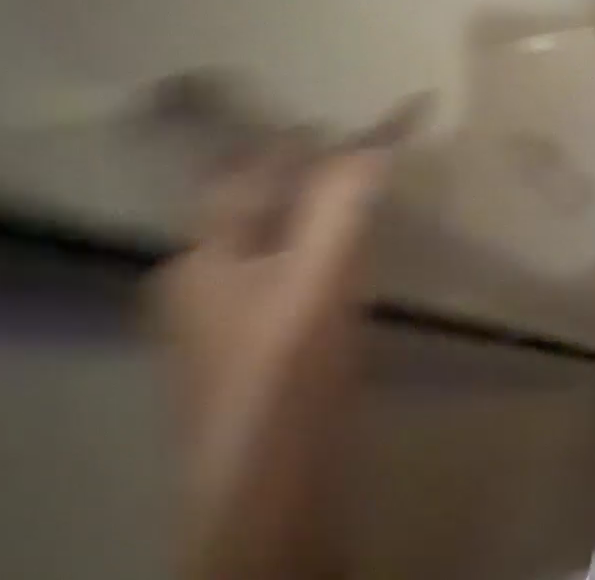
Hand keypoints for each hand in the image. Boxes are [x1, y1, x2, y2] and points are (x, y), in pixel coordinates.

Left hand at [149, 95, 422, 579]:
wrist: (273, 484)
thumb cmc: (288, 369)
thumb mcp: (320, 274)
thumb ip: (344, 200)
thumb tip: (380, 129)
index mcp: (203, 254)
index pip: (265, 169)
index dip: (325, 135)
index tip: (393, 108)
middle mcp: (201, 279)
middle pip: (260, 201)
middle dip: (310, 165)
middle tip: (372, 137)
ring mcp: (226, 317)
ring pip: (276, 236)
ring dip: (319, 204)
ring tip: (369, 180)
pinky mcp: (259, 346)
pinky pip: (291, 269)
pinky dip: (325, 242)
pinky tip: (354, 249)